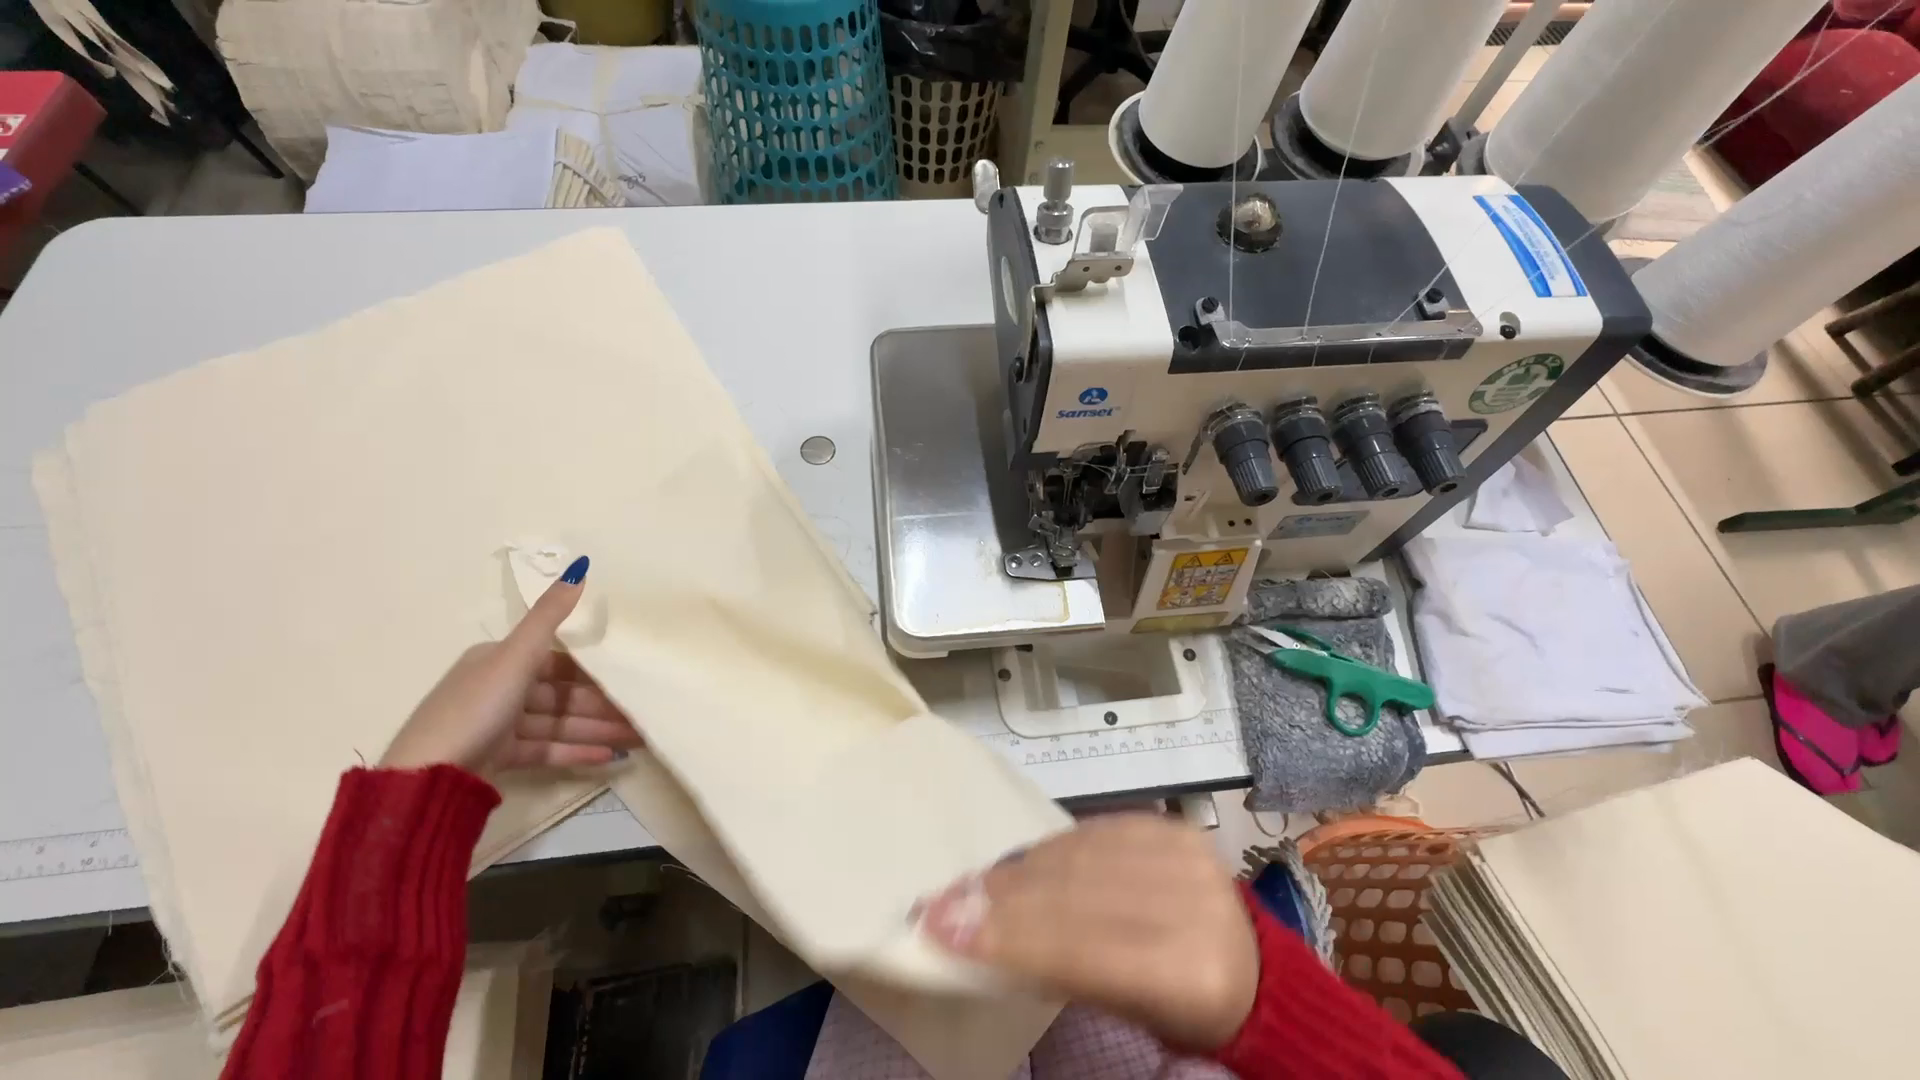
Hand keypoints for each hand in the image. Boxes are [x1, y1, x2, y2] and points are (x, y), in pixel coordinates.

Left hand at [382, 557, 642, 772]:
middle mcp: (499, 688)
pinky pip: (547, 750)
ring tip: (637, 738)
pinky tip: (610, 756)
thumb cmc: (475, 708)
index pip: (556, 661)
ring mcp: (499, 725)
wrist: (429, 776)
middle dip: (602, 706)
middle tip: (641, 715)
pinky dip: (577, 751)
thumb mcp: (515, 656)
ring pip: (558, 723)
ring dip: (596, 730)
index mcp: (498, 659)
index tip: (629, 678)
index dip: (593, 670)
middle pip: (561, 694)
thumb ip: (549, 616)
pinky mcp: (500, 756)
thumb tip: (580, 566)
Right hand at [920, 814, 1257, 1052]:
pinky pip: (1097, 831)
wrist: (1250, 970)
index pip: (1080, 949)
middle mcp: (1194, 905)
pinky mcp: (1178, 830)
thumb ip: (1059, 967)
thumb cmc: (1178, 1007)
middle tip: (941, 900)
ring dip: (1017, 869)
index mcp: (1190, 973)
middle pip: (1074, 893)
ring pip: (1079, 855)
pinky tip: (1019, 860)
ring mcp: (1189, 858)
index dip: (1006, 937)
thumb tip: (977, 931)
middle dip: (999, 897)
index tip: (943, 928)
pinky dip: (1051, 846)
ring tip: (972, 882)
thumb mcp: (1124, 1006)